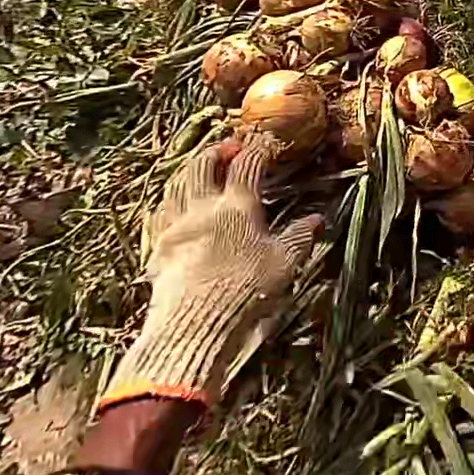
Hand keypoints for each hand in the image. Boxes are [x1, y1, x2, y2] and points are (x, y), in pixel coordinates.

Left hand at [97, 139, 322, 413]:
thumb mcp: (285, 261)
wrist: (191, 330)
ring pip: (176, 186)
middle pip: (201, 167)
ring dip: (189, 171)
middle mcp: (202, 209)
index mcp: (237, 206)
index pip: (246, 165)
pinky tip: (175, 205)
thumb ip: (300, 235)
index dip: (256, 150)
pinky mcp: (156, 251)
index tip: (264, 144)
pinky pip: (160, 214)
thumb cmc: (245, 289)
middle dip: (215, 152)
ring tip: (200, 168)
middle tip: (229, 147)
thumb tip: (318, 218)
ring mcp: (174, 229)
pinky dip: (170, 200)